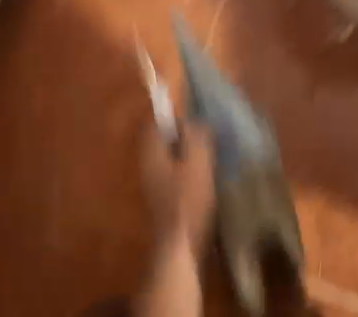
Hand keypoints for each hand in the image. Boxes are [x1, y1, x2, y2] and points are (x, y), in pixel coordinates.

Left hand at [142, 122, 214, 250]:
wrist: (180, 247)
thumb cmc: (188, 201)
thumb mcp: (197, 163)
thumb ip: (196, 138)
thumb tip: (196, 121)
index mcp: (151, 152)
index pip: (156, 122)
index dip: (173, 114)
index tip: (193, 112)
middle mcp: (147, 165)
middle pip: (162, 140)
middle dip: (182, 133)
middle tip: (205, 132)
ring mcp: (154, 183)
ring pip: (169, 158)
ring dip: (186, 153)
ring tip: (210, 153)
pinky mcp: (164, 200)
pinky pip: (174, 174)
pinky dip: (187, 170)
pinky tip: (205, 177)